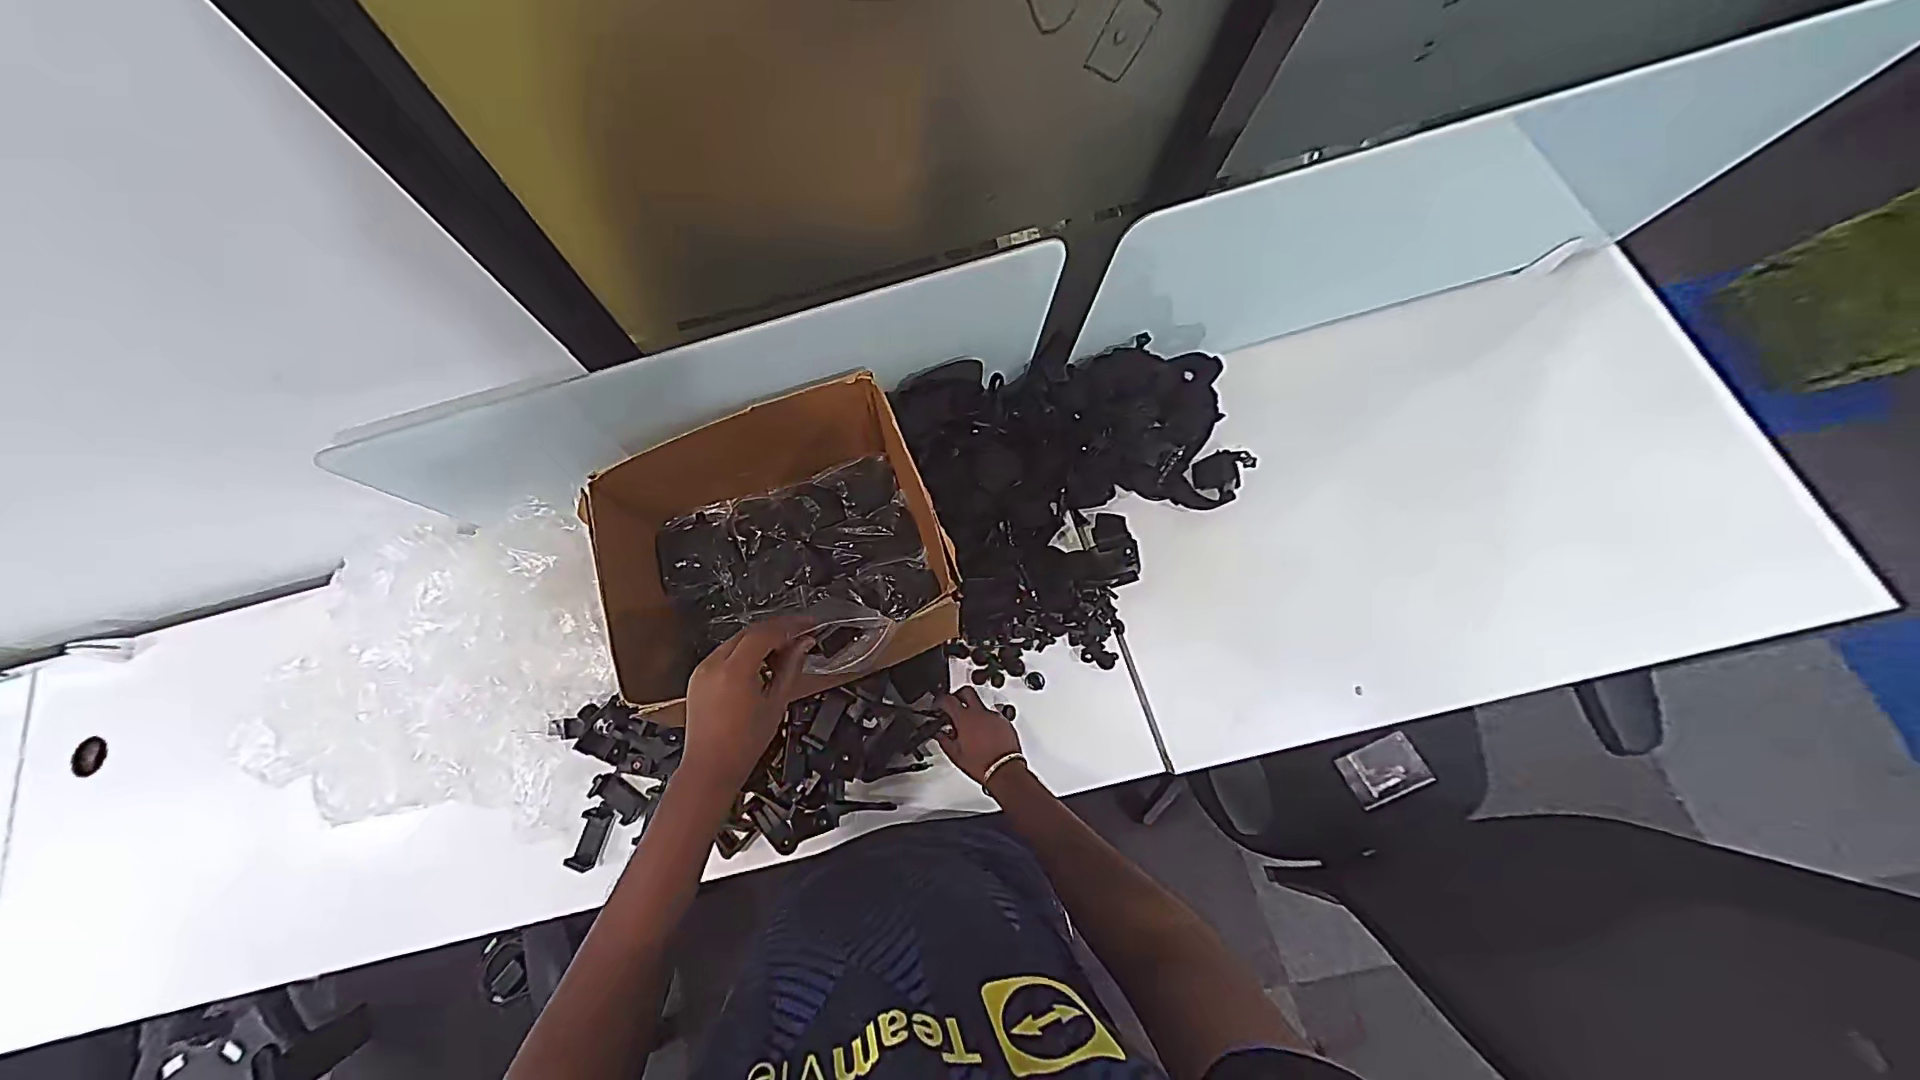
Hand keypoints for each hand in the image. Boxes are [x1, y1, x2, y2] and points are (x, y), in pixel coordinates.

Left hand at [679, 617, 812, 800]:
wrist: (711, 767)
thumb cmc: (742, 743)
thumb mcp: (776, 702)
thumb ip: (791, 667)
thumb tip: (802, 645)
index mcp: (734, 670)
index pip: (766, 632)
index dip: (790, 625)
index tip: (807, 625)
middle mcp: (713, 665)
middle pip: (750, 632)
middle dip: (777, 630)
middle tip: (800, 635)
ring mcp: (703, 670)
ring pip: (737, 640)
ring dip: (761, 640)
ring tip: (783, 651)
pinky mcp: (698, 677)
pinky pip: (725, 653)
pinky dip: (745, 652)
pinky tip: (761, 663)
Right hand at [936, 686, 1025, 788]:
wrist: (1004, 771)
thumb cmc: (981, 765)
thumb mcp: (955, 755)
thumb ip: (944, 740)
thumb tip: (939, 734)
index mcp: (965, 719)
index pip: (948, 700)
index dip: (940, 701)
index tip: (939, 706)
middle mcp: (980, 713)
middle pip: (967, 691)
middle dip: (957, 695)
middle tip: (953, 705)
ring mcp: (994, 716)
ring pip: (981, 705)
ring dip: (973, 711)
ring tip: (969, 727)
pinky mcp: (1005, 722)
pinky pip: (992, 715)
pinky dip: (985, 721)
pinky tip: (983, 733)